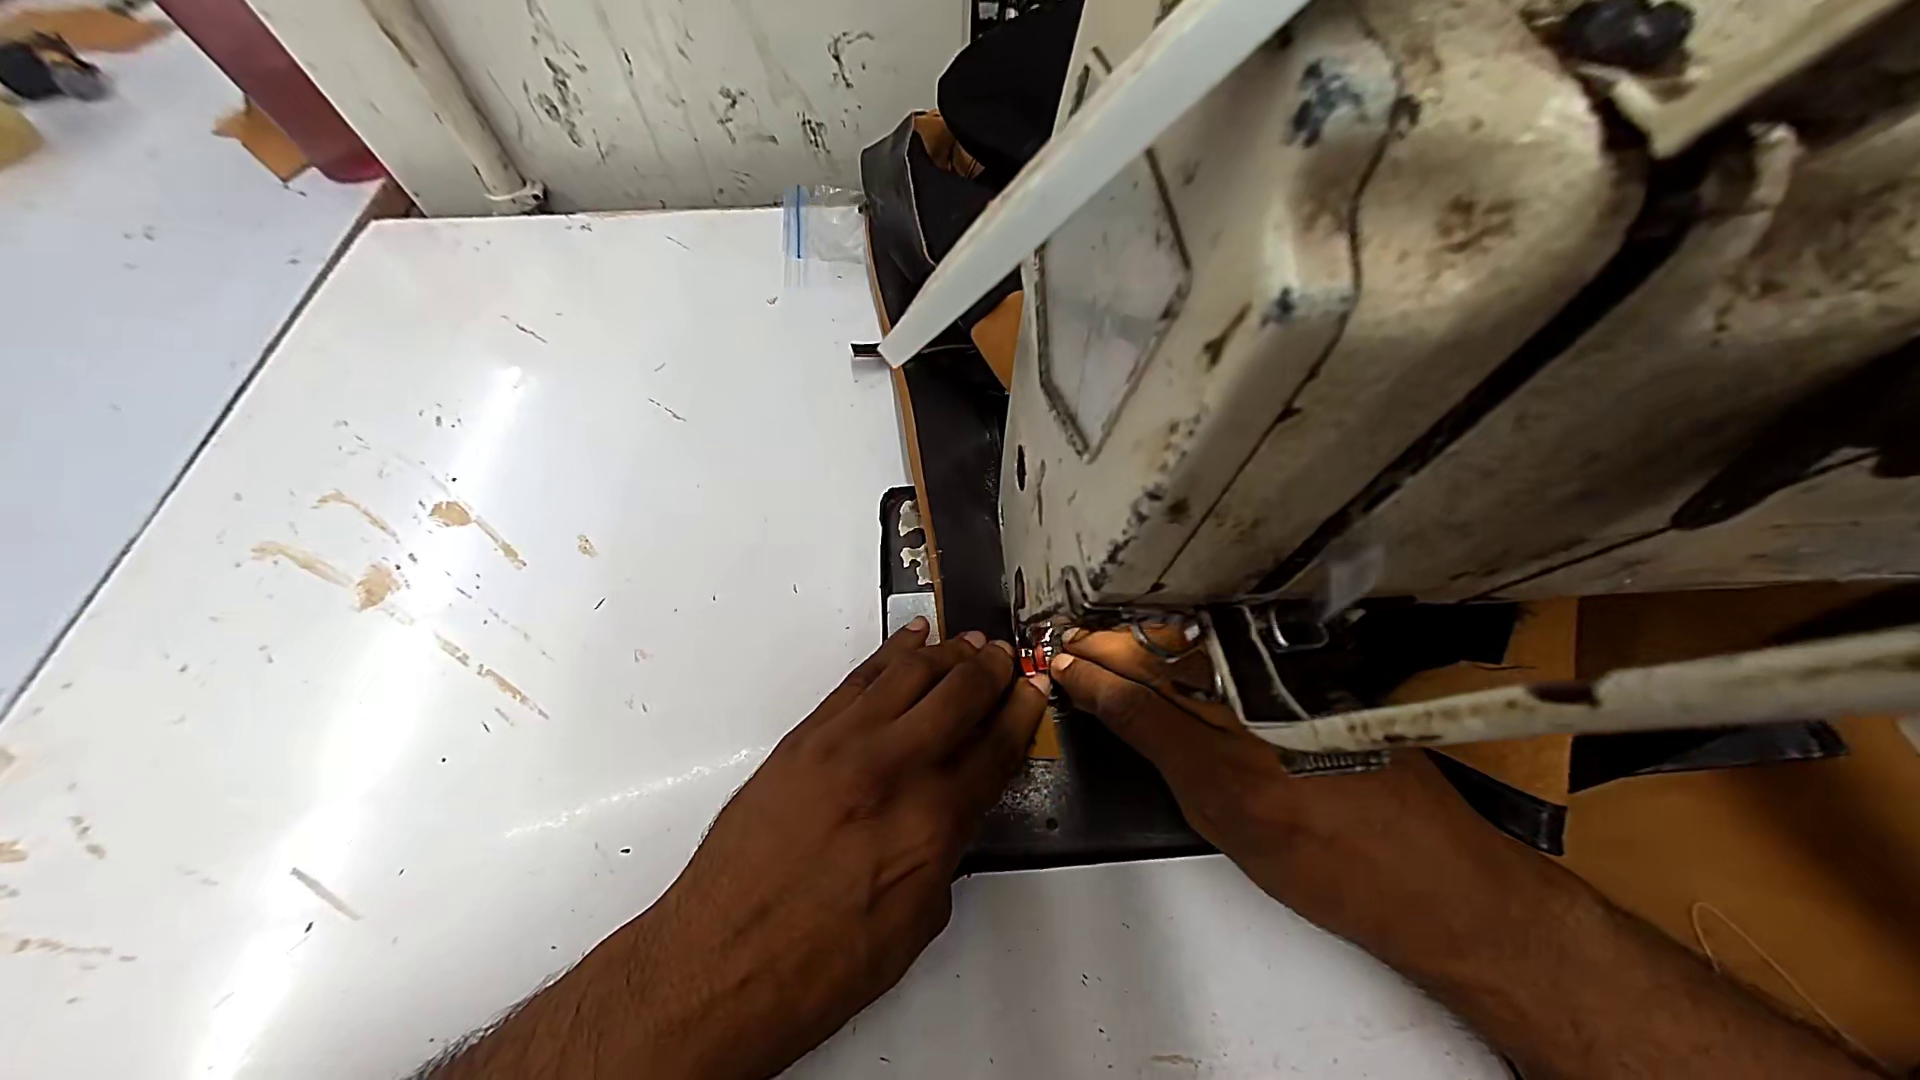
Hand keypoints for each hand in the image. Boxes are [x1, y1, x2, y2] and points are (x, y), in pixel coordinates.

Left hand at [633, 618, 1046, 1076]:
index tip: (1033, 692)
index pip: (996, 747)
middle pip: (960, 694)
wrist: (720, 963)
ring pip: (912, 671)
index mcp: (931, 822)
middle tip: (1007, 658)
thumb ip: (947, 845)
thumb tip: (959, 802)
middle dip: (993, 670)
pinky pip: (860, 677)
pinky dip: (892, 652)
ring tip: (970, 642)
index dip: (1022, 712)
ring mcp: (844, 745)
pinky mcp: (805, 736)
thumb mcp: (916, 918)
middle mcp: (891, 771)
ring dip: (949, 652)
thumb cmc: (815, 962)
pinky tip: (911, 640)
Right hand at [1047, 626, 1558, 970]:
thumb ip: (1172, 766)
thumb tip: (1128, 720)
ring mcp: (1291, 690)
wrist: (1436, 878)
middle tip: (1070, 640)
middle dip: (1102, 646)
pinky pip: (1231, 644)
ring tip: (1101, 633)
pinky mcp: (1316, 675)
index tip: (1061, 667)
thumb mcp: (1228, 831)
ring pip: (1189, 645)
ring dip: (1136, 636)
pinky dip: (1184, 635)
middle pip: (1156, 663)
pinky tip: (1161, 631)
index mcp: (1227, 774)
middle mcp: (1258, 720)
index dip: (1088, 680)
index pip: (1134, 705)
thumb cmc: (1331, 874)